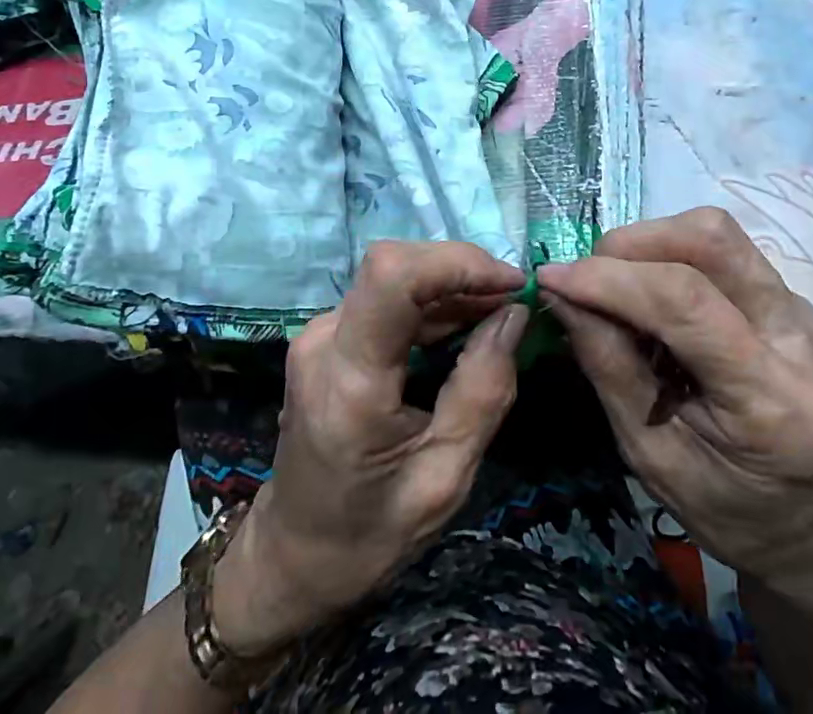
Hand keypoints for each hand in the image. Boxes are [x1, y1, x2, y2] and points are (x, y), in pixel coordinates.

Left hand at [213, 241, 528, 653]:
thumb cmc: (373, 529)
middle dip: (460, 272)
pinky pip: (381, 303)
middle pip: (392, 268)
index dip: (457, 263)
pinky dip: (427, 305)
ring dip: (448, 287)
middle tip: (514, 303)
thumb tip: (513, 316)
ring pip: (389, 280)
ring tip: (500, 313)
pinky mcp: (325, 341)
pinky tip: (464, 324)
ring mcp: (318, 337)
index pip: (391, 276)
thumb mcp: (446, 475)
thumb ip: (483, 389)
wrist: (298, 548)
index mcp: (350, 380)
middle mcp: (323, 341)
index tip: (513, 285)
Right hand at [536, 208, 812, 582]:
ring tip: (613, 288)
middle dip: (631, 245)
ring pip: (720, 238)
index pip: (687, 304)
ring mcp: (811, 322)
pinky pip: (725, 257)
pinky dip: (669, 262)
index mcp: (775, 403)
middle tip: (584, 279)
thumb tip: (558, 293)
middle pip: (714, 243)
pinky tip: (650, 304)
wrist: (784, 523)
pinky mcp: (800, 309)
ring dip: (648, 247)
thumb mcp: (642, 449)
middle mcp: (807, 347)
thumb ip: (606, 362)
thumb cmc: (711, 502)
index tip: (548, 279)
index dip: (608, 279)